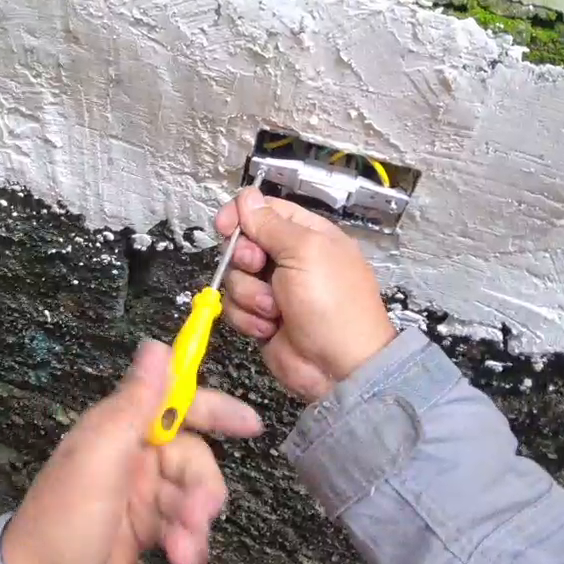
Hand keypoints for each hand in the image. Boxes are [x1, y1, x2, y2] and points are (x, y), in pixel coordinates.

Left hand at [1, 341, 262, 563]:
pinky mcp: (146, 528)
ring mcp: (140, 493)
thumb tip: (158, 345)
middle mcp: (132, 454)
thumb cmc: (66, 516)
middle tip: (202, 512)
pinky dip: (187, 541)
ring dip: (194, 521)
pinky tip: (181, 560)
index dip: (214, 408)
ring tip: (182, 549)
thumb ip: (135, 402)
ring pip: (191, 493)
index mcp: (118, 427)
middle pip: (192, 456)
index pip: (175, 403)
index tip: (250, 423)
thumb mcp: (101, 454)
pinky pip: (182, 524)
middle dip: (202, 485)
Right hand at [215, 189, 395, 403]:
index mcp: (307, 235)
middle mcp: (289, 259)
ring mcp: (274, 290)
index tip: (225, 226)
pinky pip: (234, 307)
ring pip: (235, 278)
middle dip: (245, 259)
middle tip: (259, 269)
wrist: (339, 367)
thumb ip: (271, 223)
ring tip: (275, 310)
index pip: (264, 211)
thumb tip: (247, 196)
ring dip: (250, 295)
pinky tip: (270, 327)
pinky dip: (249, 318)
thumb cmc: (333, 304)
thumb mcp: (305, 251)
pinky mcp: (261, 317)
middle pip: (243, 244)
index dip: (241, 215)